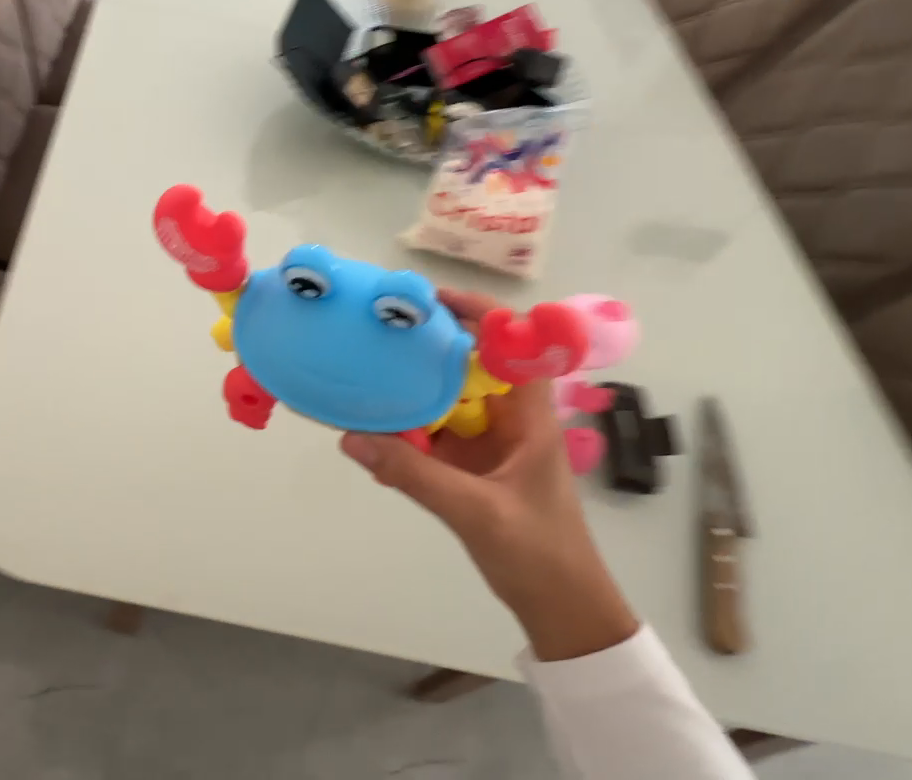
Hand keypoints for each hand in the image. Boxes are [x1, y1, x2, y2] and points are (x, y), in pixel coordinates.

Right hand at [341, 288, 639, 661]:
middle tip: (380, 329)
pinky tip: (369, 428)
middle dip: (430, 345)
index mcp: (530, 420)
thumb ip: (413, 474)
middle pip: (471, 367)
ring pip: (446, 400)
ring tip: (365, 367)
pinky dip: (403, 428)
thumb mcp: (476, 512)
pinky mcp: (468, 470)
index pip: (514, 347)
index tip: (431, 301)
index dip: (480, 315)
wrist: (561, 610)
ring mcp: (487, 447)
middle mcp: (508, 423)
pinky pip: (431, 435)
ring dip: (411, 386)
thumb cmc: (539, 554)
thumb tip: (350, 437)